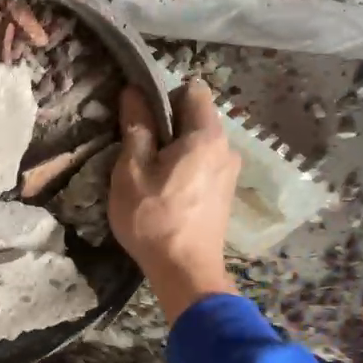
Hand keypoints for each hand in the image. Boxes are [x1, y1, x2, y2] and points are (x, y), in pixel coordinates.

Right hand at [109, 82, 240, 320]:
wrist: (186, 271)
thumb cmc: (154, 218)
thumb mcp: (132, 171)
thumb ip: (136, 128)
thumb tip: (133, 92)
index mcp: (206, 135)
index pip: (192, 90)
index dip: (163, 94)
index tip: (138, 114)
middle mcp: (226, 147)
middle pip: (196, 117)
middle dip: (167, 123)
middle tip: (135, 145)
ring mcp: (230, 171)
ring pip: (198, 143)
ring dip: (174, 147)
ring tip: (146, 171)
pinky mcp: (224, 192)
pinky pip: (203, 164)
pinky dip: (183, 166)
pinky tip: (164, 189)